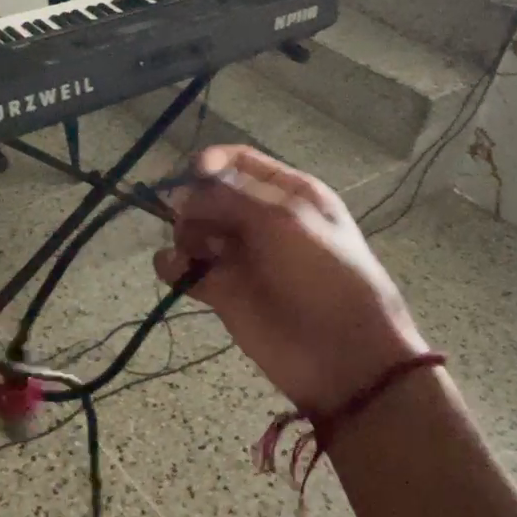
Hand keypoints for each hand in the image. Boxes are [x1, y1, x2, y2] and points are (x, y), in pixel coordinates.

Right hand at [154, 146, 427, 412]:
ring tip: (194, 255)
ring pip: (192, 229)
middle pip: (208, 194)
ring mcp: (240, 256)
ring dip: (184, 235)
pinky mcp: (222, 291)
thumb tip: (183, 193)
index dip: (211, 162)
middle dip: (194, 203)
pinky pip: (184, 268)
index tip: (192, 174)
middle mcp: (261, 219)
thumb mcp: (284, 220)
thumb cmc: (323, 275)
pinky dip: (173, 266)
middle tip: (196, 224)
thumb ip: (230, 197)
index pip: (238, 161)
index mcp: (287, 193)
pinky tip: (177, 271)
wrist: (343, 354)